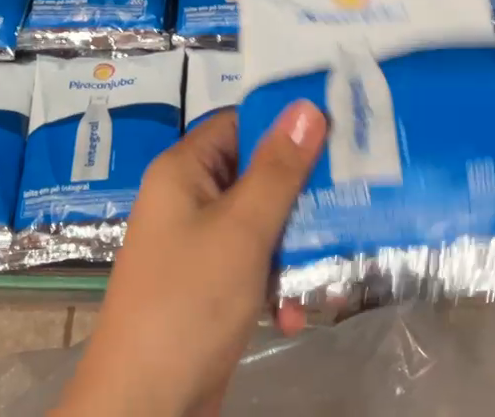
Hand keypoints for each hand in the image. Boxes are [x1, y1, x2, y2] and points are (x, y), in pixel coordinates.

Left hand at [55, 101, 326, 416]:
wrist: (143, 405)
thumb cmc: (189, 301)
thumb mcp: (242, 230)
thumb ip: (278, 170)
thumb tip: (307, 107)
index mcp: (184, 171)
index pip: (240, 124)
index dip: (285, 127)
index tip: (338, 134)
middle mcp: (188, 199)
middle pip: (256, 176)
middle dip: (301, 198)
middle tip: (352, 200)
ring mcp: (197, 245)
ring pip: (260, 225)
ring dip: (295, 249)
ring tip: (333, 273)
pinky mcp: (208, 286)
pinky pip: (252, 266)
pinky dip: (276, 285)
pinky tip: (294, 315)